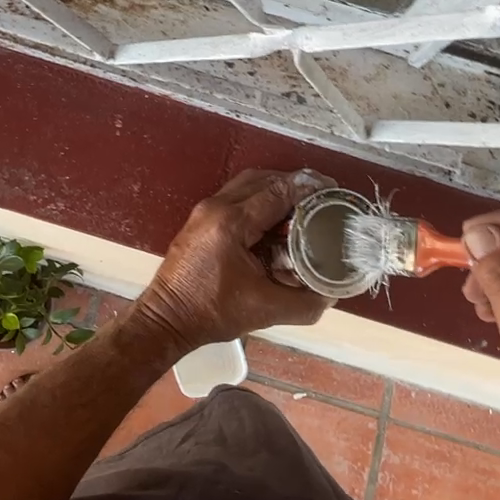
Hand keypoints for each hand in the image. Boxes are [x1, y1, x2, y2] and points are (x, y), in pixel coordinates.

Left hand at [129, 169, 335, 354]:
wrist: (167, 319)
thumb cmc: (212, 312)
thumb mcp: (266, 310)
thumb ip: (305, 303)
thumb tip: (332, 294)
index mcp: (231, 222)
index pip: (277, 191)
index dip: (307, 188)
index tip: (331, 190)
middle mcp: (216, 207)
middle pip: (263, 180)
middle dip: (294, 184)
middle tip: (320, 197)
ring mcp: (205, 210)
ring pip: (247, 185)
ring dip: (275, 189)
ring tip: (302, 205)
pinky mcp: (200, 220)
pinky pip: (236, 197)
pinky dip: (259, 200)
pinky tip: (276, 220)